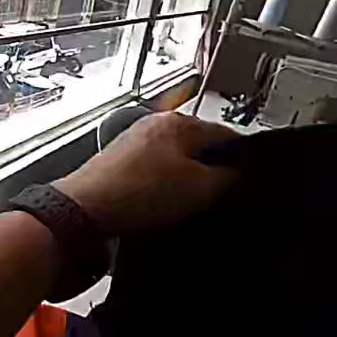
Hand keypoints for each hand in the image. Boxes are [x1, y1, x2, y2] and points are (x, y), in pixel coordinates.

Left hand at [52, 112, 236, 235]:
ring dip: (184, 186)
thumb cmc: (136, 193)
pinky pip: (150, 179)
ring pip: (174, 166)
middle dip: (212, 174)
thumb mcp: (203, 187)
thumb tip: (242, 173)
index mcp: (177, 122)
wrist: (83, 213)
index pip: (229, 135)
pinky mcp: (115, 170)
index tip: (252, 182)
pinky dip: (160, 193)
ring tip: (188, 207)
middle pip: (199, 150)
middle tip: (220, 199)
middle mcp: (151, 128)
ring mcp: (130, 148)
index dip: (246, 161)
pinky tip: (161, 210)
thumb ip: (232, 177)